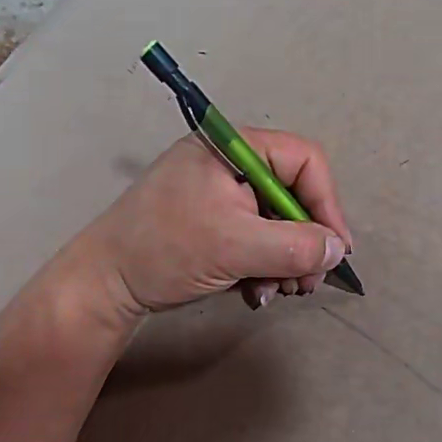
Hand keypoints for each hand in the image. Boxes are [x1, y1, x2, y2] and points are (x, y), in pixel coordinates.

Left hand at [61, 128, 354, 320]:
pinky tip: (254, 291)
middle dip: (302, 242)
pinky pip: (251, 238)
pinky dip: (260, 266)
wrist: (104, 283)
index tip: (335, 249)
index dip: (326, 204)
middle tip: (306, 282)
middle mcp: (226, 165)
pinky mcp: (208, 223)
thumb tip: (337, 249)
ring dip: (282, 262)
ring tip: (275, 292)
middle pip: (291, 194)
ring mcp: (215, 195)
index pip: (303, 161)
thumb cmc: (164, 251)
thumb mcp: (236, 247)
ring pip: (273, 223)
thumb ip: (294, 246)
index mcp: (230, 149)